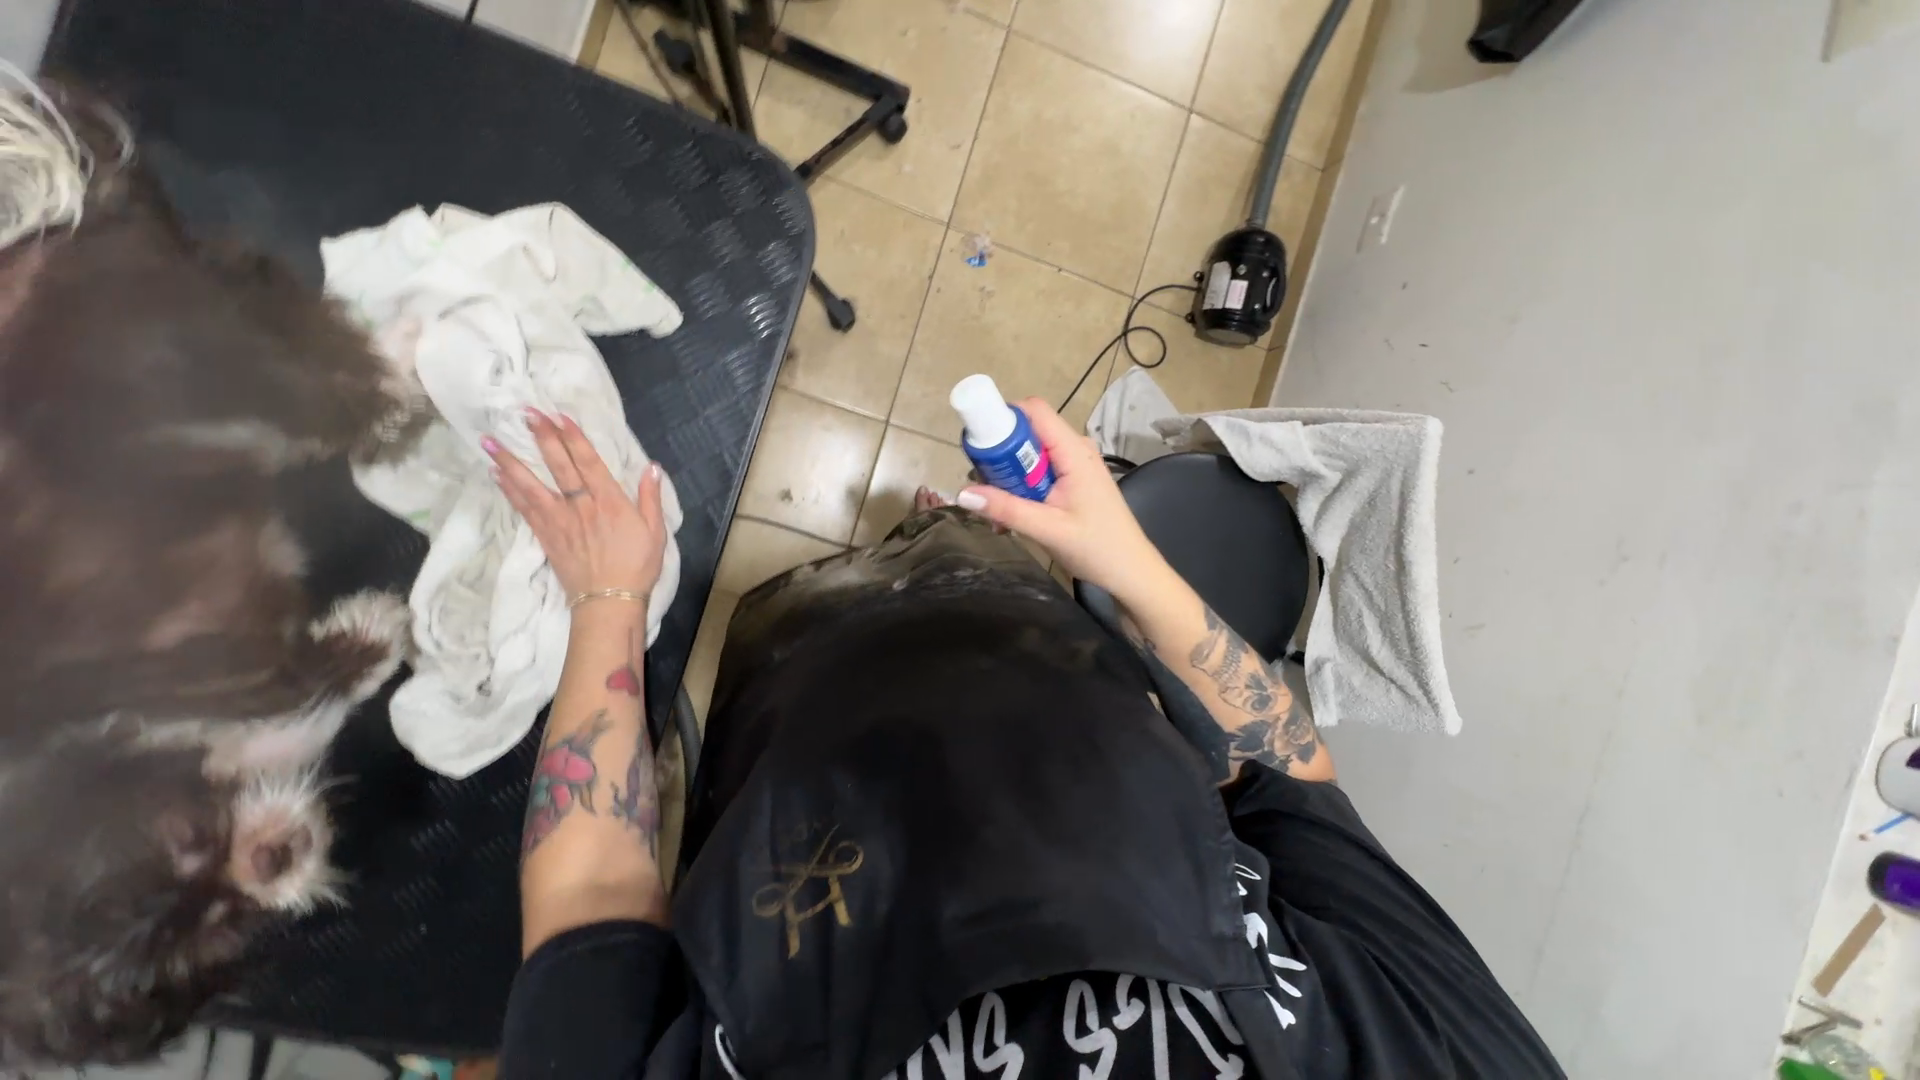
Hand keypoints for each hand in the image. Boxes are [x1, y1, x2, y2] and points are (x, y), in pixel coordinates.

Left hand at [485, 408, 668, 602]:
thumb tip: (652, 467)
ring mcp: (558, 520)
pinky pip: (523, 508)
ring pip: (531, 485)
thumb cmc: (637, 565)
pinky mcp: (545, 536)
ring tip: (489, 441)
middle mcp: (580, 505)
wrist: (609, 601)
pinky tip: (496, 474)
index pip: (588, 462)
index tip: (558, 416)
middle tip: (524, 413)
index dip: (573, 437)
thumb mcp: (656, 531)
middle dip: (541, 438)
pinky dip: (509, 489)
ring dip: (509, 461)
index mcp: (609, 501)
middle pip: (558, 466)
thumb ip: (650, 498)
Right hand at [957, 398, 1166, 597]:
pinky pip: (1038, 472)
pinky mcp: (1073, 482)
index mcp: (1073, 451)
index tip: (977, 443)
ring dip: (1007, 477)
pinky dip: (1020, 489)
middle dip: (1000, 455)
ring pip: (1029, 455)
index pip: (1033, 410)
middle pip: (1027, 433)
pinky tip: (1010, 518)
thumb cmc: (1097, 548)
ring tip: (995, 509)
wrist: (1131, 572)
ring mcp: (1075, 465)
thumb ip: (1006, 509)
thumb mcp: (1047, 529)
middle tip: (982, 486)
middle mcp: (1075, 450)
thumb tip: (963, 493)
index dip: (1002, 417)